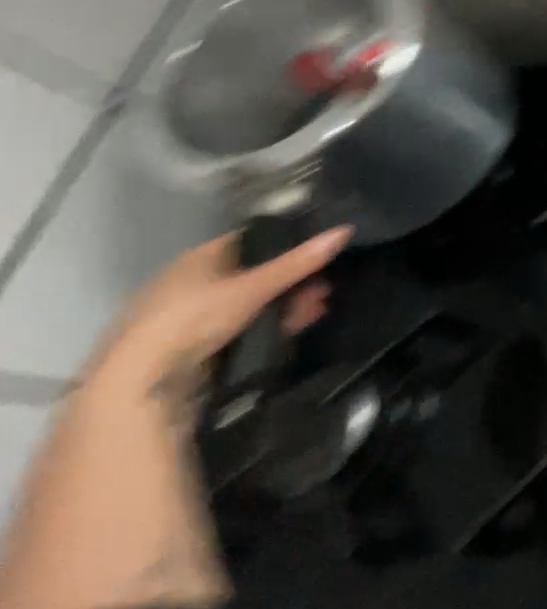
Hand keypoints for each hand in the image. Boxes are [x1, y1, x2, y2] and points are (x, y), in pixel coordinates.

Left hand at [89, 227, 352, 402]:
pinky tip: (293, 327)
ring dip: (286, 304)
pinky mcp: (197, 341)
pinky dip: (268, 324)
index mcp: (200, 258)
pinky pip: (242, 325)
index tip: (318, 257)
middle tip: (323, 290)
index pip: (253, 241)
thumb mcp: (253, 287)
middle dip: (293, 281)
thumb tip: (344, 230)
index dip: (287, 245)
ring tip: (316, 310)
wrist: (140, 378)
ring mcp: (194, 312)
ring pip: (252, 301)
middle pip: (257, 273)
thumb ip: (299, 263)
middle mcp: (195, 280)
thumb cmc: (193, 318)